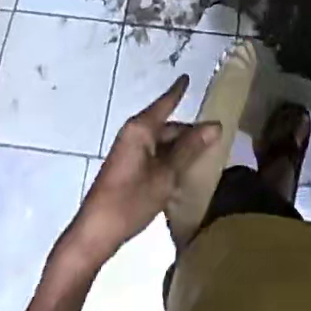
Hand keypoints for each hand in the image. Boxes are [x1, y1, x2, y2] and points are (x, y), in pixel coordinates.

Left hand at [59, 75, 218, 267]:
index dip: (177, 91)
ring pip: (161, 142)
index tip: (187, 77)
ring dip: (180, 148)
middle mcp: (133, 134)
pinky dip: (169, 159)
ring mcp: (128, 152)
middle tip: (215, 139)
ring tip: (205, 157)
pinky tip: (183, 172)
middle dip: (188, 132)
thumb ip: (190, 149)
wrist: (95, 233)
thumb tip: (215, 125)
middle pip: (166, 126)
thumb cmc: (131, 200)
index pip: (165, 103)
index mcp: (140, 129)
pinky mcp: (127, 168)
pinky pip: (154, 155)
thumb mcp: (166, 175)